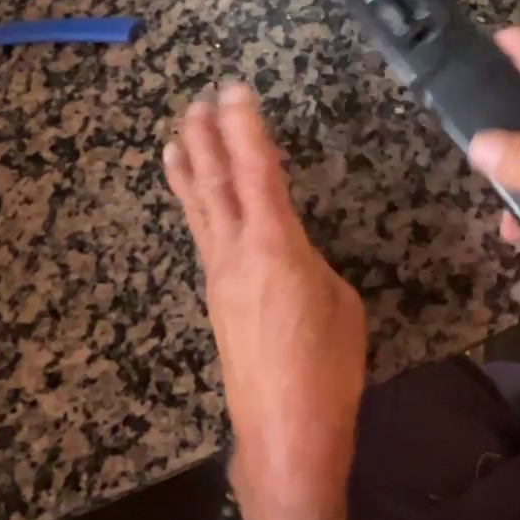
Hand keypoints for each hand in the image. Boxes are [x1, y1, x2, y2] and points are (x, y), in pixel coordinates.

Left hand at [165, 83, 368, 519]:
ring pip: (200, 209)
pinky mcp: (216, 300)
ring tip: (179, 134)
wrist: (285, 429)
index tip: (235, 90)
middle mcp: (237, 252)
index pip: (257, 170)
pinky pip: (202, 236)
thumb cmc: (327, 367)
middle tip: (198, 100)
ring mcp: (219, 276)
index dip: (245, 126)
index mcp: (276, 245)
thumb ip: (312, 265)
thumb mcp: (340, 303)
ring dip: (190, 167)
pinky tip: (193, 199)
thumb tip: (294, 257)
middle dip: (207, 136)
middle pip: (215, 182)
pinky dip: (194, 205)